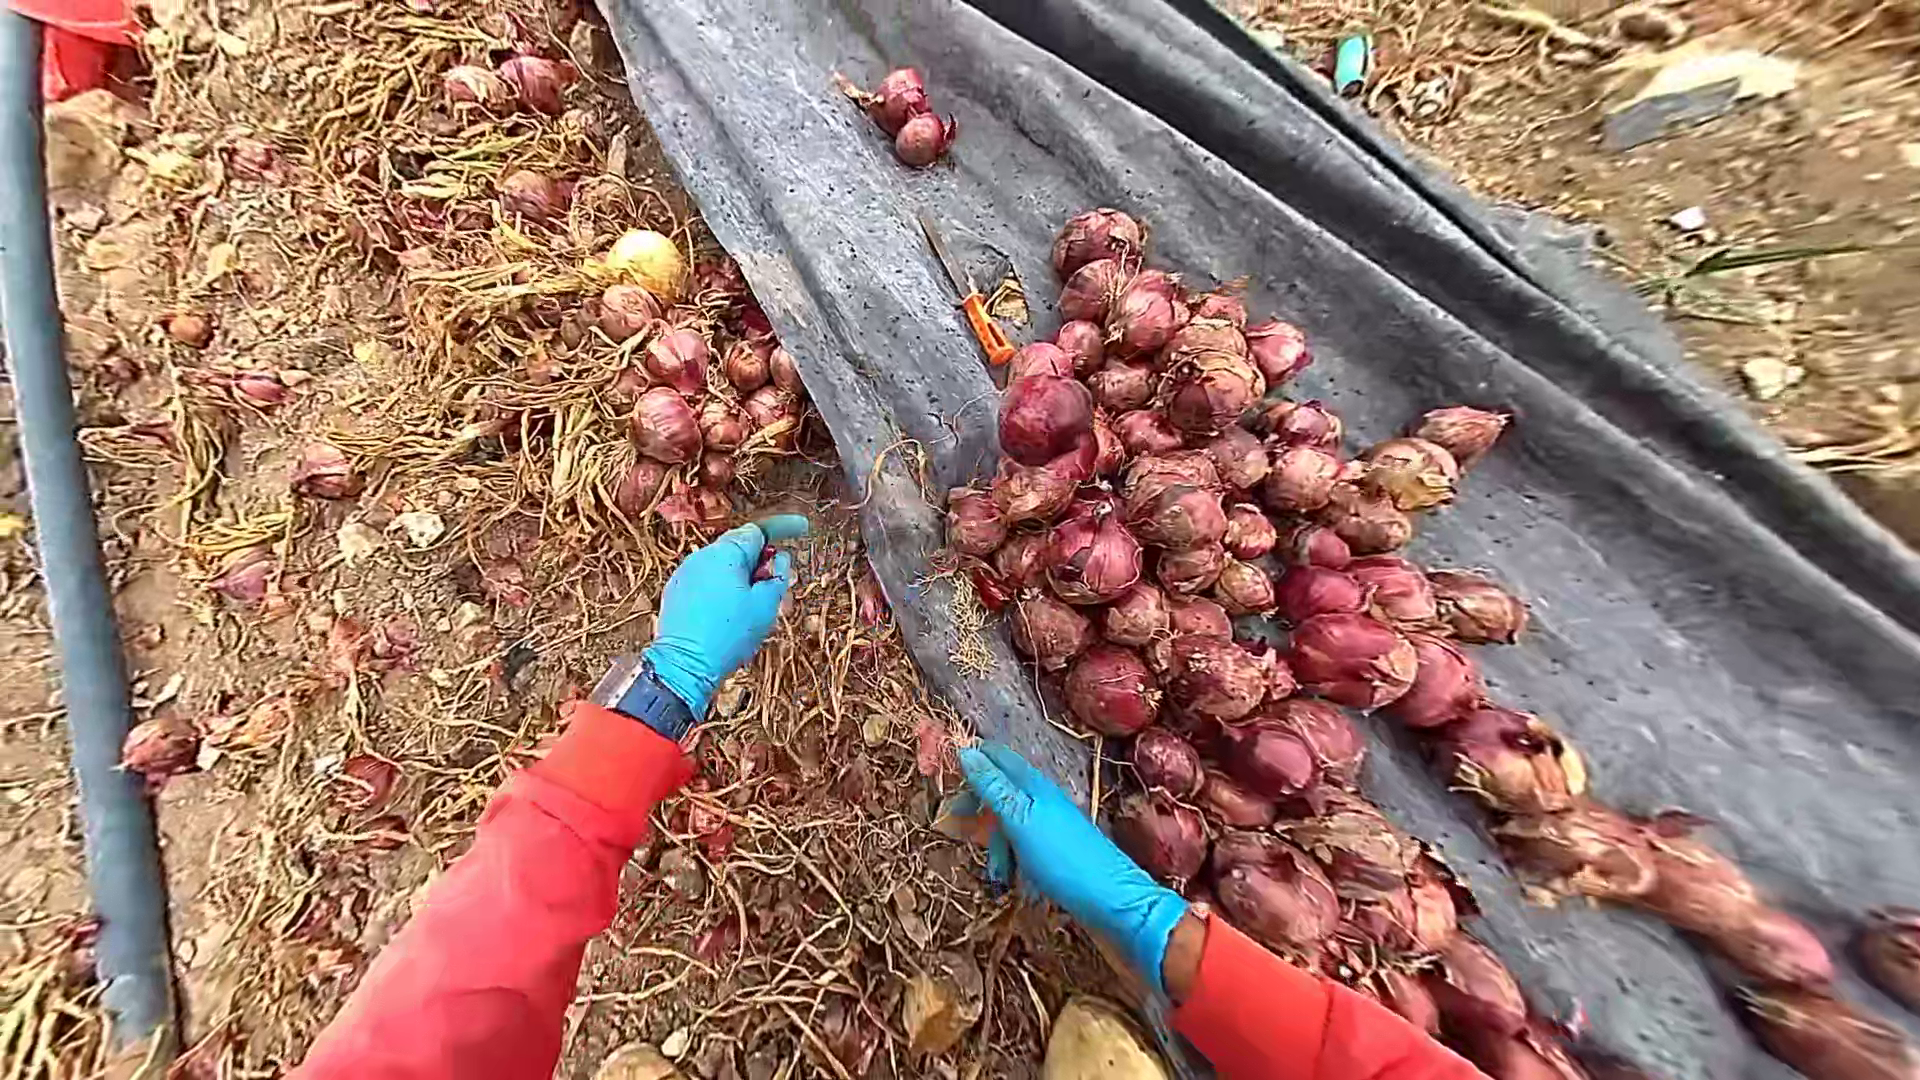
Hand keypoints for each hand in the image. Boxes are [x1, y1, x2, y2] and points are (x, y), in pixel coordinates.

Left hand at [643, 514, 808, 714]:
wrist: (684, 667)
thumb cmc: (729, 634)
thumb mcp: (766, 604)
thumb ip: (778, 575)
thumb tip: (779, 560)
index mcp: (726, 554)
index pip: (759, 530)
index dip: (784, 527)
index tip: (802, 528)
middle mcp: (702, 557)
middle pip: (741, 548)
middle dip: (762, 562)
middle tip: (778, 586)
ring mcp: (685, 574)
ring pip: (725, 566)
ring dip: (744, 578)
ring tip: (755, 608)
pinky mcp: (676, 593)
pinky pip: (709, 581)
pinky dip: (726, 589)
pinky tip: (732, 615)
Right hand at [956, 742, 1190, 994]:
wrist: (1115, 906)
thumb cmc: (1063, 859)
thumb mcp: (1019, 819)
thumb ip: (992, 786)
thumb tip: (965, 750)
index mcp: (1033, 784)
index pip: (996, 757)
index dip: (971, 766)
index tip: (946, 787)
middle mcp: (1041, 798)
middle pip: (999, 790)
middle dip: (977, 810)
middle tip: (958, 829)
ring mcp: (1050, 826)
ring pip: (1009, 824)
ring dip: (996, 845)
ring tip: (997, 873)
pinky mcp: (1057, 853)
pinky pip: (1023, 848)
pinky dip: (1014, 862)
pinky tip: (1016, 883)